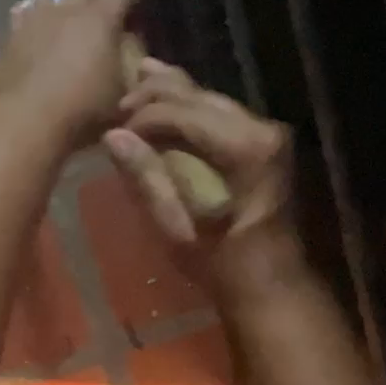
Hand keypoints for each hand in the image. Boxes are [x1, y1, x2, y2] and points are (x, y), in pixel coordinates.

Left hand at [0, 0, 135, 138]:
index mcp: (102, 19)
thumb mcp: (119, 97)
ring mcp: (37, 18)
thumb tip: (131, 64)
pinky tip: (24, 13)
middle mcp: (70, 9)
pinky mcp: (12, 35)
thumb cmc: (82, 110)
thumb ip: (126, 74)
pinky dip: (25, 11)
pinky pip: (19, 13)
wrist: (27, 119)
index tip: (136, 0)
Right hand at [103, 60, 303, 292]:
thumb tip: (113, 136)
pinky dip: (187, 106)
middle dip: (153, 97)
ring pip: (208, 98)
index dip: (142, 118)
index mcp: (246, 151)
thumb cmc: (225, 270)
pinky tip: (159, 98)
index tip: (110, 134)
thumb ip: (149, 181)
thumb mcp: (179, 232)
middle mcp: (263, 129)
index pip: (183, 114)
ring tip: (129, 97)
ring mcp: (267, 132)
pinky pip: (219, 112)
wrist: (274, 288)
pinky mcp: (264, 141)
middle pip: (198, 97)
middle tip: (114, 110)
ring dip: (168, 97)